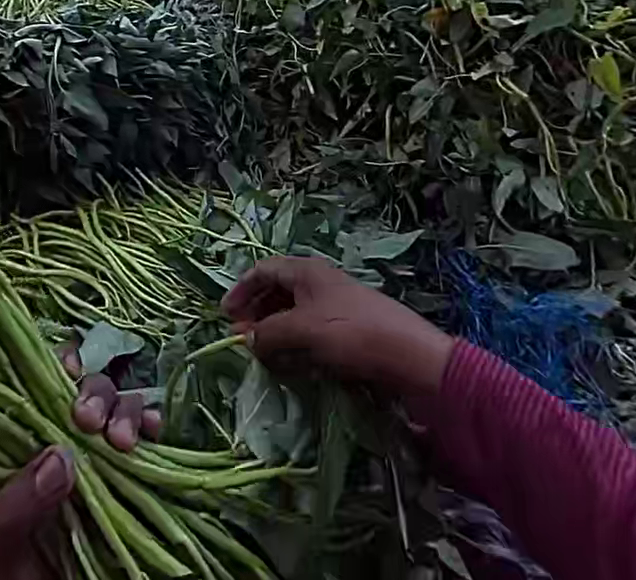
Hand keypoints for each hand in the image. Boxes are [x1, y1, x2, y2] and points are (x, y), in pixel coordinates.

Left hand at [0, 335, 162, 578]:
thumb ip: (15, 507)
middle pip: (89, 391)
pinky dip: (155, 427)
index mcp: (30, 449)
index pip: (45, 386)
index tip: (69, 370)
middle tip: (89, 421)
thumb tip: (61, 456)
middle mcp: (70, 445)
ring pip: (122, 407)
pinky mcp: (137, 481)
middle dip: (95, 394)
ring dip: (127, 410)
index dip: (61, 366)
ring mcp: (104, 462)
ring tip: (124, 441)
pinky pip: (153, 441)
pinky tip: (154, 431)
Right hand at [222, 255, 454, 398]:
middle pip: (278, 291)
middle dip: (257, 314)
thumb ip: (268, 333)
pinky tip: (292, 364)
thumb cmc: (350, 332)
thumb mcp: (301, 329)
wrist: (409, 356)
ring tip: (264, 355)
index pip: (263, 270)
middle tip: (243, 338)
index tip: (225, 315)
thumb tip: (248, 339)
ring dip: (275, 332)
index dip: (241, 290)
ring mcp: (335, 306)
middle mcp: (319, 283)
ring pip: (294, 314)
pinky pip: (312, 332)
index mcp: (306, 271)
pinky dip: (296, 344)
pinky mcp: (349, 330)